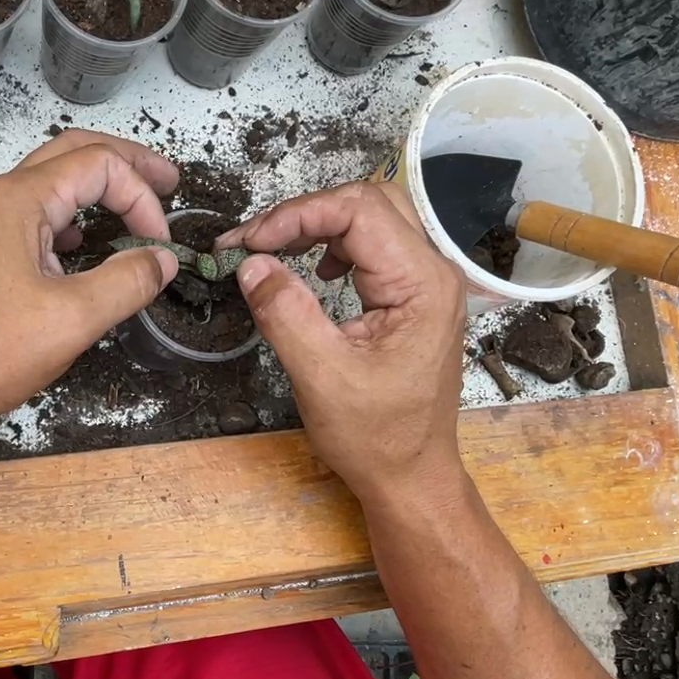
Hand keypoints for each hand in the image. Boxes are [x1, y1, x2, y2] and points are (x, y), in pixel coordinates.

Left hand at [0, 130, 179, 448]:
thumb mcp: (72, 320)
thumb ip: (126, 283)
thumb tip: (161, 260)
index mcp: (20, 201)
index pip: (100, 166)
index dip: (143, 197)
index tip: (161, 245)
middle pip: (71, 156)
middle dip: (125, 164)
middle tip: (168, 181)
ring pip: (47, 186)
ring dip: (93, 189)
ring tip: (129, 208)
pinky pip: (28, 219)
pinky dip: (65, 219)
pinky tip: (76, 247)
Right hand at [216, 181, 467, 505]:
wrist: (410, 475)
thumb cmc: (374, 436)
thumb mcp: (321, 377)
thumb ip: (285, 313)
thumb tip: (250, 265)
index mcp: (422, 285)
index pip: (358, 212)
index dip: (296, 215)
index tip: (246, 243)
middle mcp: (433, 273)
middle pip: (369, 203)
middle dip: (305, 213)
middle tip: (253, 242)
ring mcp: (425, 285)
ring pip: (372, 221)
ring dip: (318, 226)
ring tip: (273, 251)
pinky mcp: (412, 300)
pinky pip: (374, 250)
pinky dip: (334, 247)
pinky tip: (313, 273)